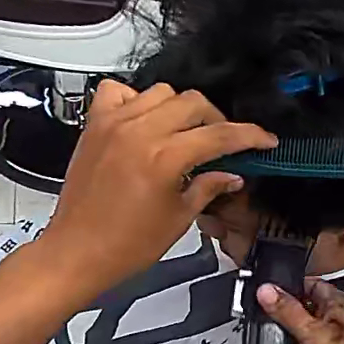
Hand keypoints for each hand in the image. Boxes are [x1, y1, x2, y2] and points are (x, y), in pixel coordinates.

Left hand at [43, 80, 274, 289]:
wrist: (78, 251)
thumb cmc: (125, 244)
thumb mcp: (180, 217)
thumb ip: (208, 187)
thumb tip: (230, 175)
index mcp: (164, 157)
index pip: (220, 134)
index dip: (250, 136)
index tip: (265, 140)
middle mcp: (138, 132)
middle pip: (194, 103)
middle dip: (218, 120)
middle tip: (226, 142)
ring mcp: (113, 124)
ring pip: (161, 92)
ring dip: (182, 109)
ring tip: (187, 134)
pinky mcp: (94, 126)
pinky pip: (119, 92)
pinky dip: (137, 100)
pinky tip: (146, 121)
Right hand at [255, 279, 343, 343]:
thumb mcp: (313, 336)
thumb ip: (289, 312)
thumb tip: (268, 291)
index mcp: (342, 308)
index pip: (313, 284)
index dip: (290, 286)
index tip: (269, 291)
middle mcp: (340, 324)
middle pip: (306, 309)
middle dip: (286, 313)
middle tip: (268, 316)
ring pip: (305, 333)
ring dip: (290, 337)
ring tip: (277, 341)